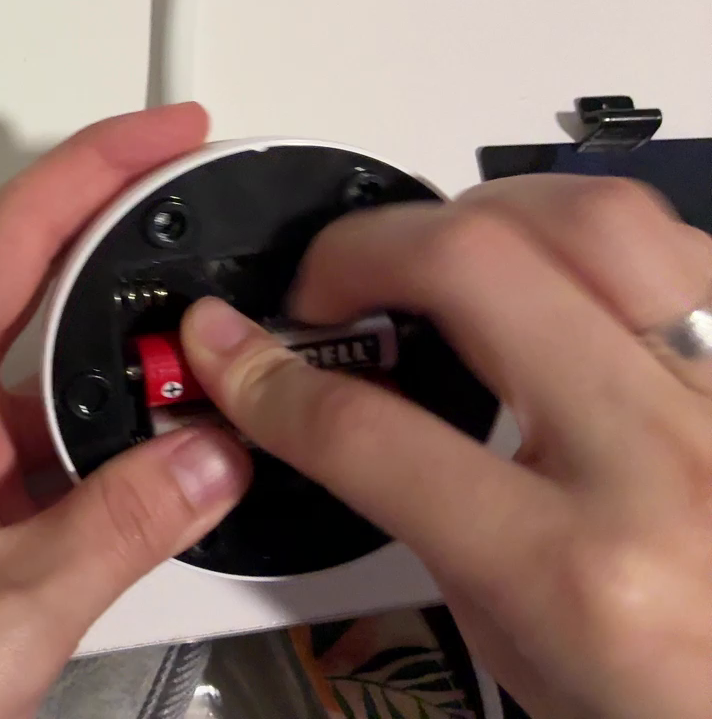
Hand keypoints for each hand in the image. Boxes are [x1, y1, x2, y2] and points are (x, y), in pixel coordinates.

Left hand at [0, 105, 251, 718]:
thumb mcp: (13, 600)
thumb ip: (121, 523)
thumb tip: (209, 455)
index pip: (14, 234)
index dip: (92, 167)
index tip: (161, 131)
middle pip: (22, 270)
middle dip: (110, 228)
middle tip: (192, 200)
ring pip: (29, 350)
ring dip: (105, 333)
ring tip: (193, 330)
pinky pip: (23, 417)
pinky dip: (85, 409)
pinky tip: (140, 434)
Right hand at [179, 174, 711, 718]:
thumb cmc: (688, 704)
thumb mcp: (501, 630)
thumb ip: (404, 497)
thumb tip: (310, 397)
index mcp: (584, 573)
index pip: (358, 428)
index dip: (256, 373)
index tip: (222, 345)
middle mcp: (678, 470)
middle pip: (466, 265)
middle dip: (352, 252)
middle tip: (328, 287)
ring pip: (588, 219)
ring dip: (471, 217)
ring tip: (431, 257)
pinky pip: (687, 247)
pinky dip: (585, 245)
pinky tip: (549, 285)